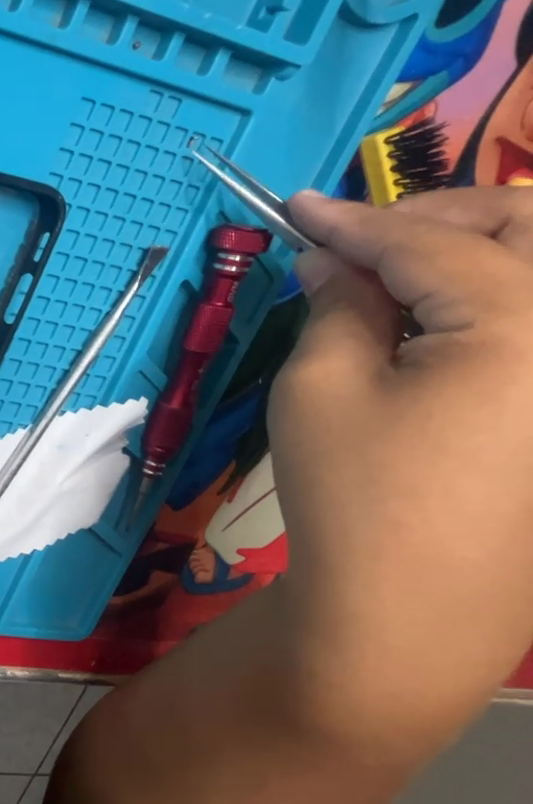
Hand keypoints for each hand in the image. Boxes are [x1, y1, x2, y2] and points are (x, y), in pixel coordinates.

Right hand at [273, 189, 532, 710]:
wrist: (417, 599)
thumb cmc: (356, 491)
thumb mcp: (319, 388)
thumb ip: (335, 306)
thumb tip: (330, 259)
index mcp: (524, 326)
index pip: (429, 244)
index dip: (353, 220)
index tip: (294, 205)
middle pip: (529, 226)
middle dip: (436, 216)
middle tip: (353, 238)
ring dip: (474, 248)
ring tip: (394, 271)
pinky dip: (494, 295)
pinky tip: (434, 316)